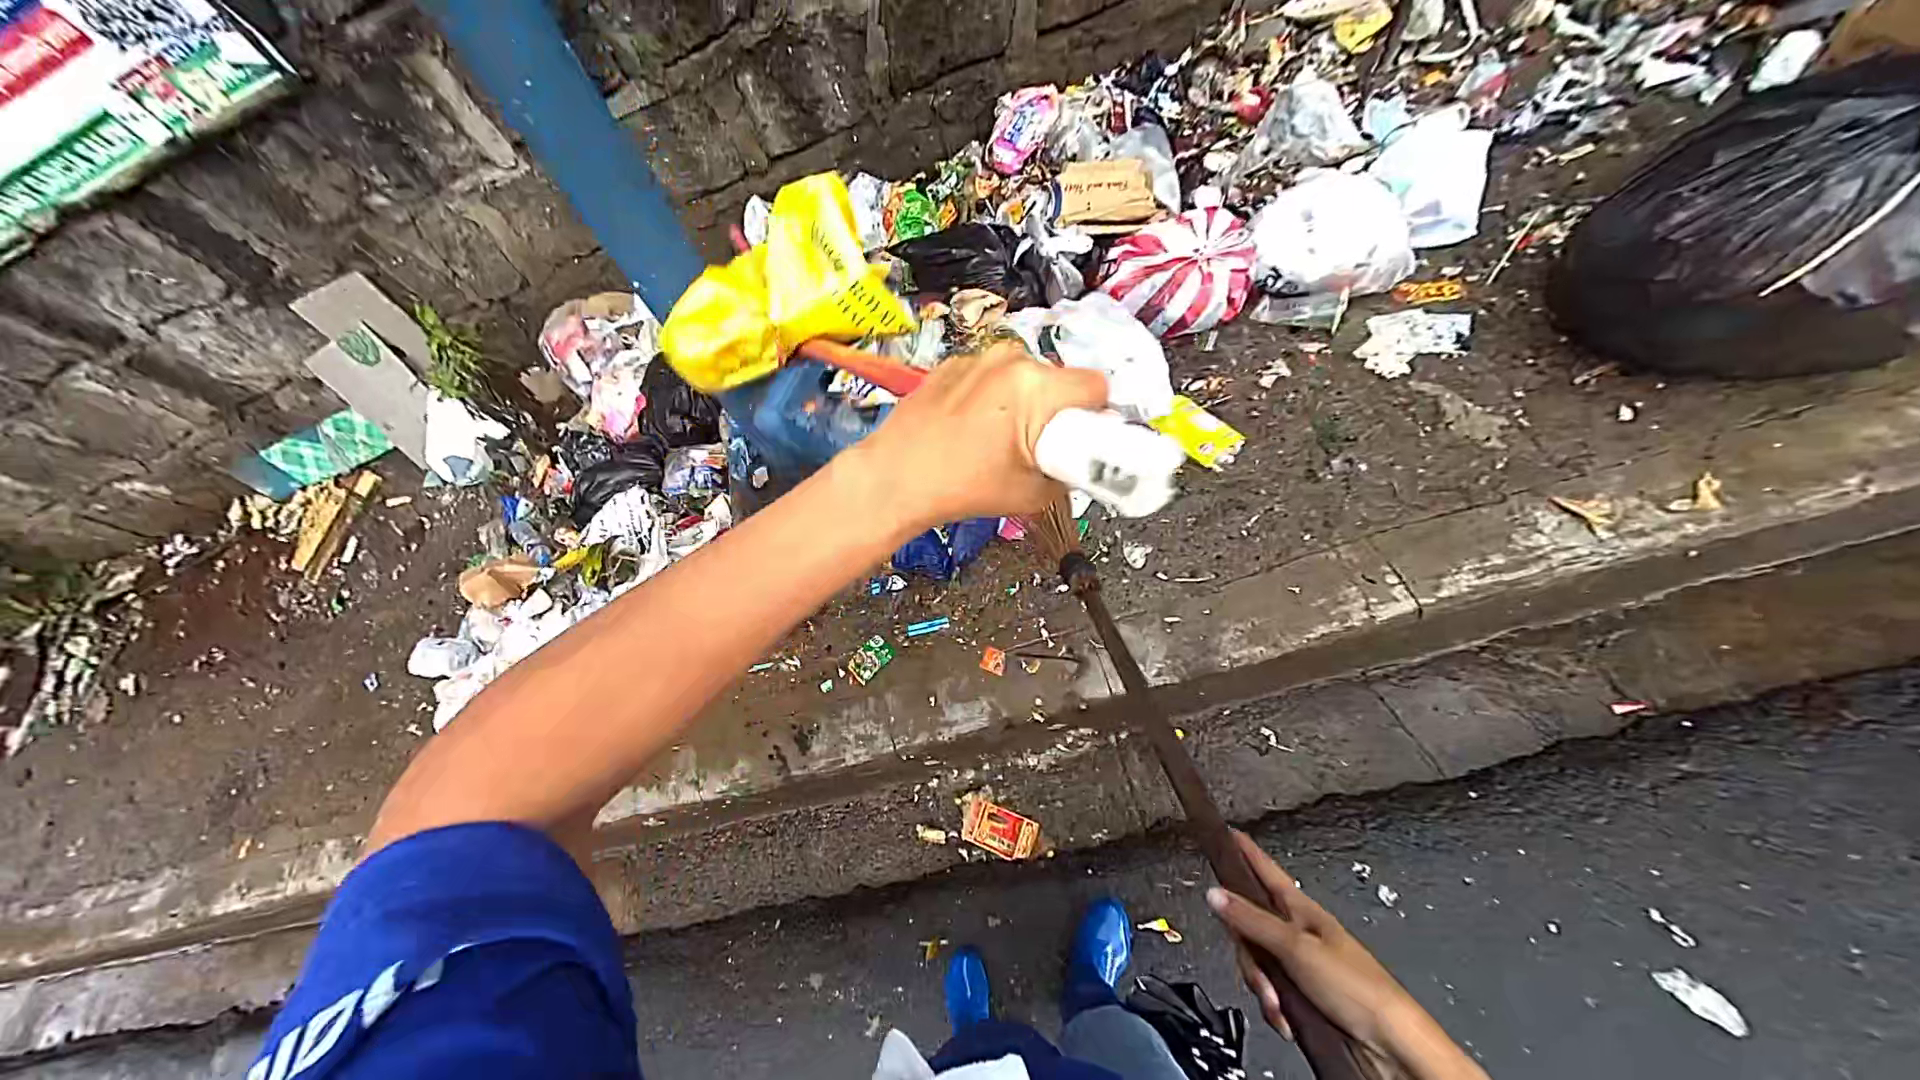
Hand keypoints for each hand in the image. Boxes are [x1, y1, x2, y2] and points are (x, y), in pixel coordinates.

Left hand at [837, 340, 1108, 530]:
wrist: (896, 478)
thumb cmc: (960, 486)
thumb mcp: (1033, 493)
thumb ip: (1069, 473)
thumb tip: (1080, 465)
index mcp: (1036, 387)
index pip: (1096, 385)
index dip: (1097, 414)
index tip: (1086, 435)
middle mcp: (1009, 359)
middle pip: (1058, 378)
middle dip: (1058, 409)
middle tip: (1042, 445)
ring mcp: (978, 357)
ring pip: (1025, 375)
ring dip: (1026, 401)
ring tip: (1002, 439)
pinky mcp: (954, 364)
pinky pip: (992, 376)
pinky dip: (994, 397)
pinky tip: (975, 428)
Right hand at [1207, 832, 1486, 1079]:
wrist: (1393, 1049)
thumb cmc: (1358, 988)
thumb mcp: (1295, 947)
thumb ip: (1251, 920)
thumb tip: (1213, 893)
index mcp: (1299, 908)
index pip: (1263, 868)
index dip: (1244, 850)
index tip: (1227, 832)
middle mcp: (1296, 931)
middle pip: (1247, 924)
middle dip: (1247, 953)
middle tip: (1258, 973)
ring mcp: (1298, 963)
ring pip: (1256, 960)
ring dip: (1262, 986)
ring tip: (1278, 1004)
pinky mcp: (1301, 994)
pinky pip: (1269, 990)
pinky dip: (1273, 1007)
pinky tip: (1286, 1018)